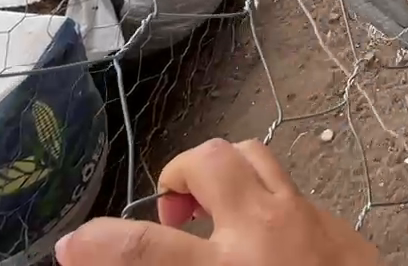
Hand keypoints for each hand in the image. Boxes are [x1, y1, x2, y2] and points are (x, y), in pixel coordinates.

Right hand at [56, 139, 379, 265]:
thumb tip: (147, 253)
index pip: (145, 251)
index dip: (100, 244)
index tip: (74, 243)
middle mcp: (265, 230)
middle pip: (211, 160)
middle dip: (179, 174)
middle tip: (173, 215)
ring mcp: (304, 214)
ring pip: (252, 154)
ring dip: (222, 174)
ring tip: (210, 215)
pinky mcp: (333, 214)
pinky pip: (285, 183)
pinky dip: (259, 196)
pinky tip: (258, 235)